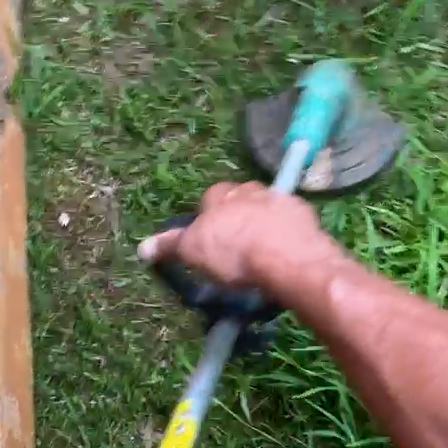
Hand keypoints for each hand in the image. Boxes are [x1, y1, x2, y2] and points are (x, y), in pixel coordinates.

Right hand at [136, 182, 343, 293]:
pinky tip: (283, 257)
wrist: (287, 257)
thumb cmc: (233, 251)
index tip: (208, 241)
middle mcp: (250, 190)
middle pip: (240, 201)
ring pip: (266, 210)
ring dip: (263, 226)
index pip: (209, 199)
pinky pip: (291, 225)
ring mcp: (280, 201)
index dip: (207, 219)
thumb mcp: (193, 251)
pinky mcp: (305, 217)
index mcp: (220, 194)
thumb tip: (142, 247)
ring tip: (260, 256)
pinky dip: (286, 237)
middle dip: (237, 219)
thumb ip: (170, 246)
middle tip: (234, 249)